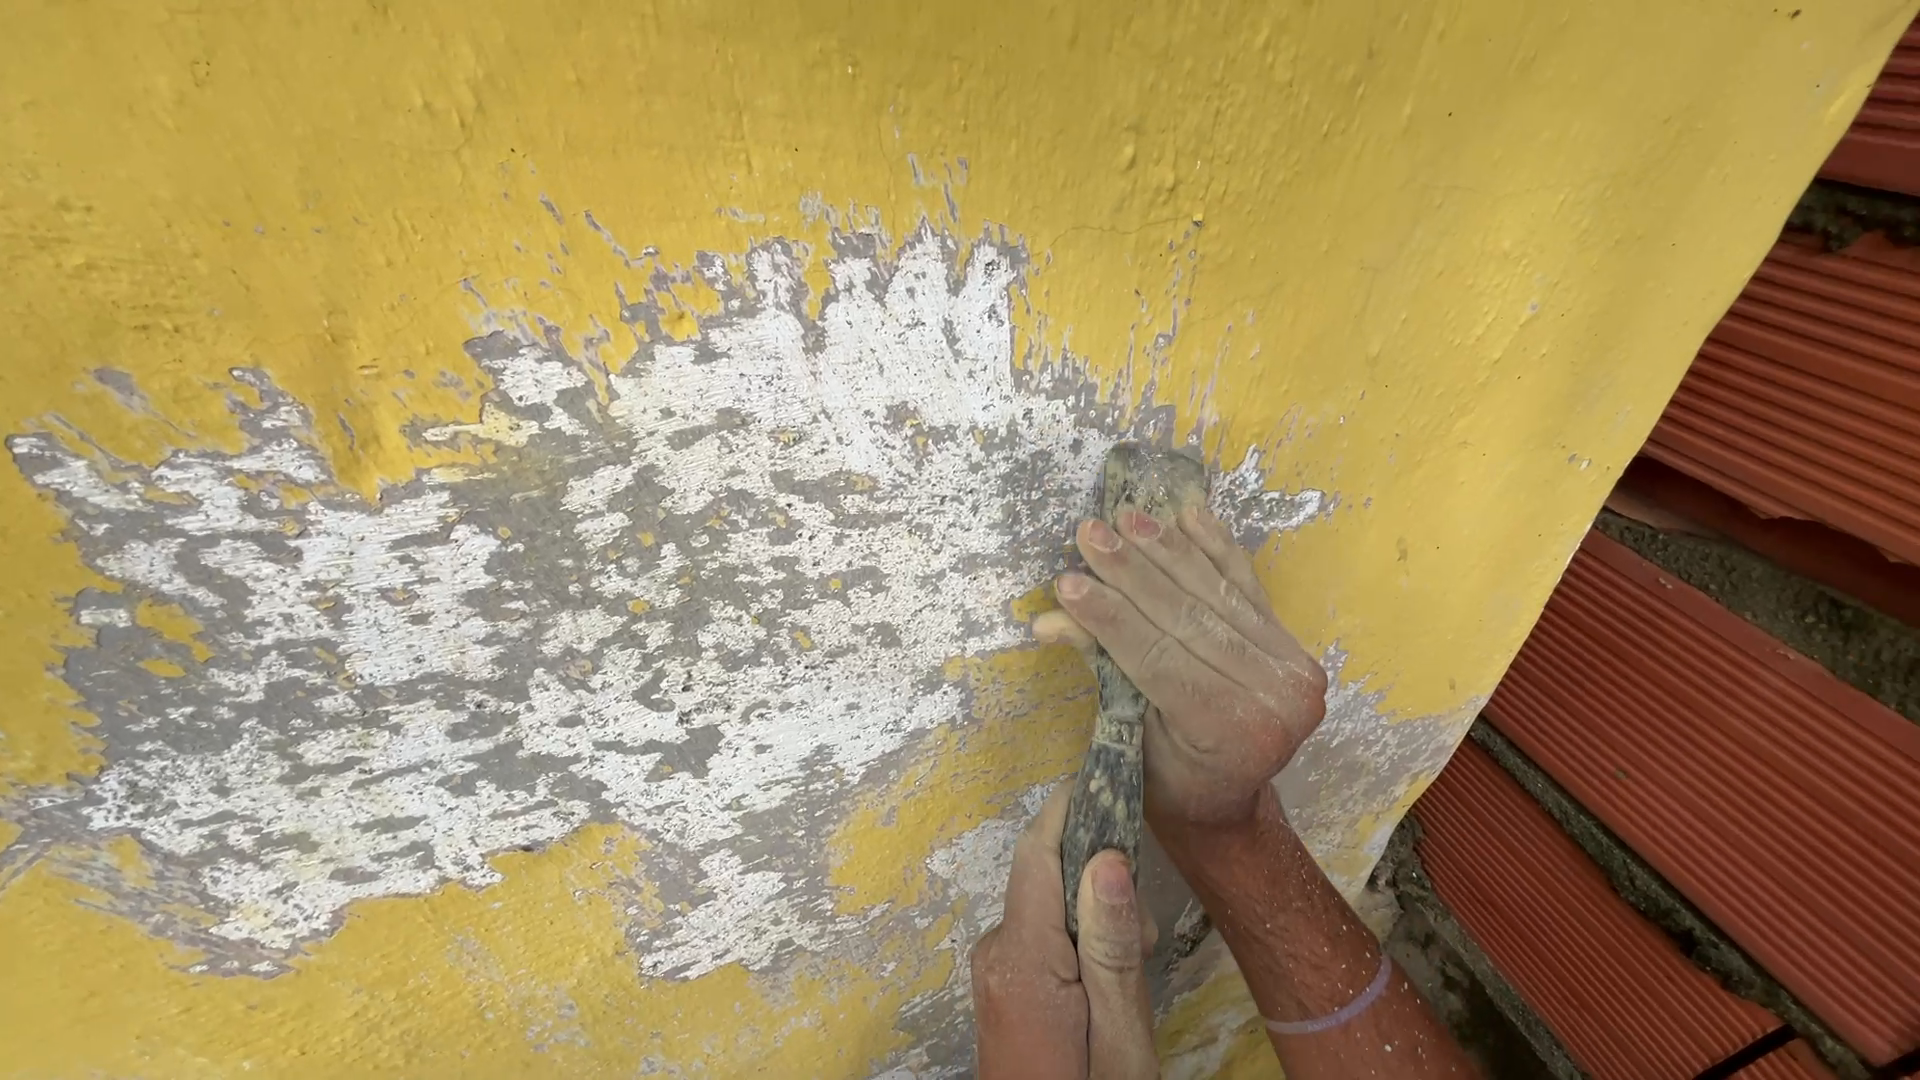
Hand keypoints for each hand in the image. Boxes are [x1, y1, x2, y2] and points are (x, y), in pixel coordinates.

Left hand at [971, 785, 1159, 1079]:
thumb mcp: (1121, 1035)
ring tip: (1132, 968)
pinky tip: (1105, 980)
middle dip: (1094, 875)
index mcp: (1024, 955)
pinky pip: (1039, 936)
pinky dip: (1075, 937)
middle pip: (1044, 876)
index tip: (1102, 774)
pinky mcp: (1001, 985)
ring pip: (1046, 907)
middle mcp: (997, 950)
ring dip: (1090, 914)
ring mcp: (994, 969)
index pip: (1037, 852)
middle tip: (1146, 928)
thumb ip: (1112, 945)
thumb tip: (1106, 857)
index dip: (1067, 807)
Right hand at [1034, 505, 1326, 830]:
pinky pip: (1248, 586)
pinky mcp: (1293, 645)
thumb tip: (1048, 621)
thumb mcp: (1128, 737)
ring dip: (1168, 549)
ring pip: (1216, 594)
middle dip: (1133, 571)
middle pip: (1187, 617)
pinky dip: (1217, 547)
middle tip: (1090, 533)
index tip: (1067, 580)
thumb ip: (1101, 670)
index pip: (1157, 656)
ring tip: (1127, 517)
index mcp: (1230, 731)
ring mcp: (1293, 668)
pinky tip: (1190, 514)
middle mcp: (1275, 697)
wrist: (1227, 799)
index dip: (1110, 616)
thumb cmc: (1168, 781)